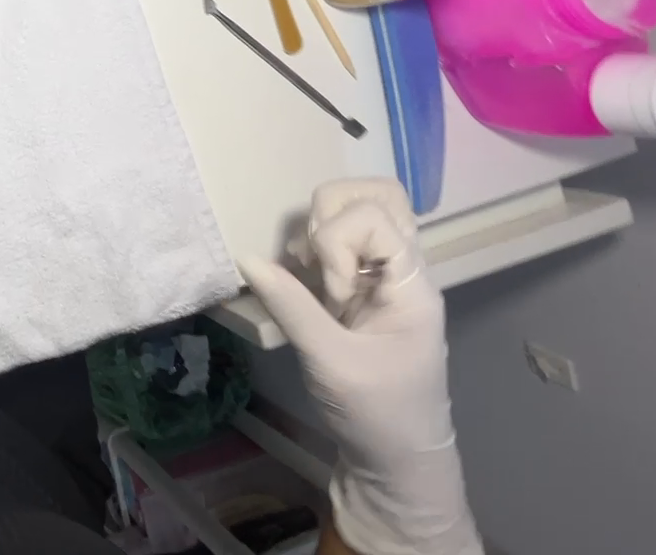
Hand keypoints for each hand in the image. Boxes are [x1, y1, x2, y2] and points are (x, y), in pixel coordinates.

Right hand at [239, 180, 483, 554]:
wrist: (396, 460)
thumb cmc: (376, 412)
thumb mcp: (330, 362)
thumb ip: (290, 305)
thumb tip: (245, 258)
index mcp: (410, 284)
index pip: (374, 216)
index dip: (338, 241)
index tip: (335, 294)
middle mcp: (399, 269)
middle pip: (374, 195)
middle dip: (328, 214)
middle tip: (315, 261)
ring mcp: (379, 275)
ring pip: (354, 210)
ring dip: (317, 231)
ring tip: (307, 274)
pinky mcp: (358, 285)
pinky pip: (338, 238)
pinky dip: (310, 247)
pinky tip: (300, 280)